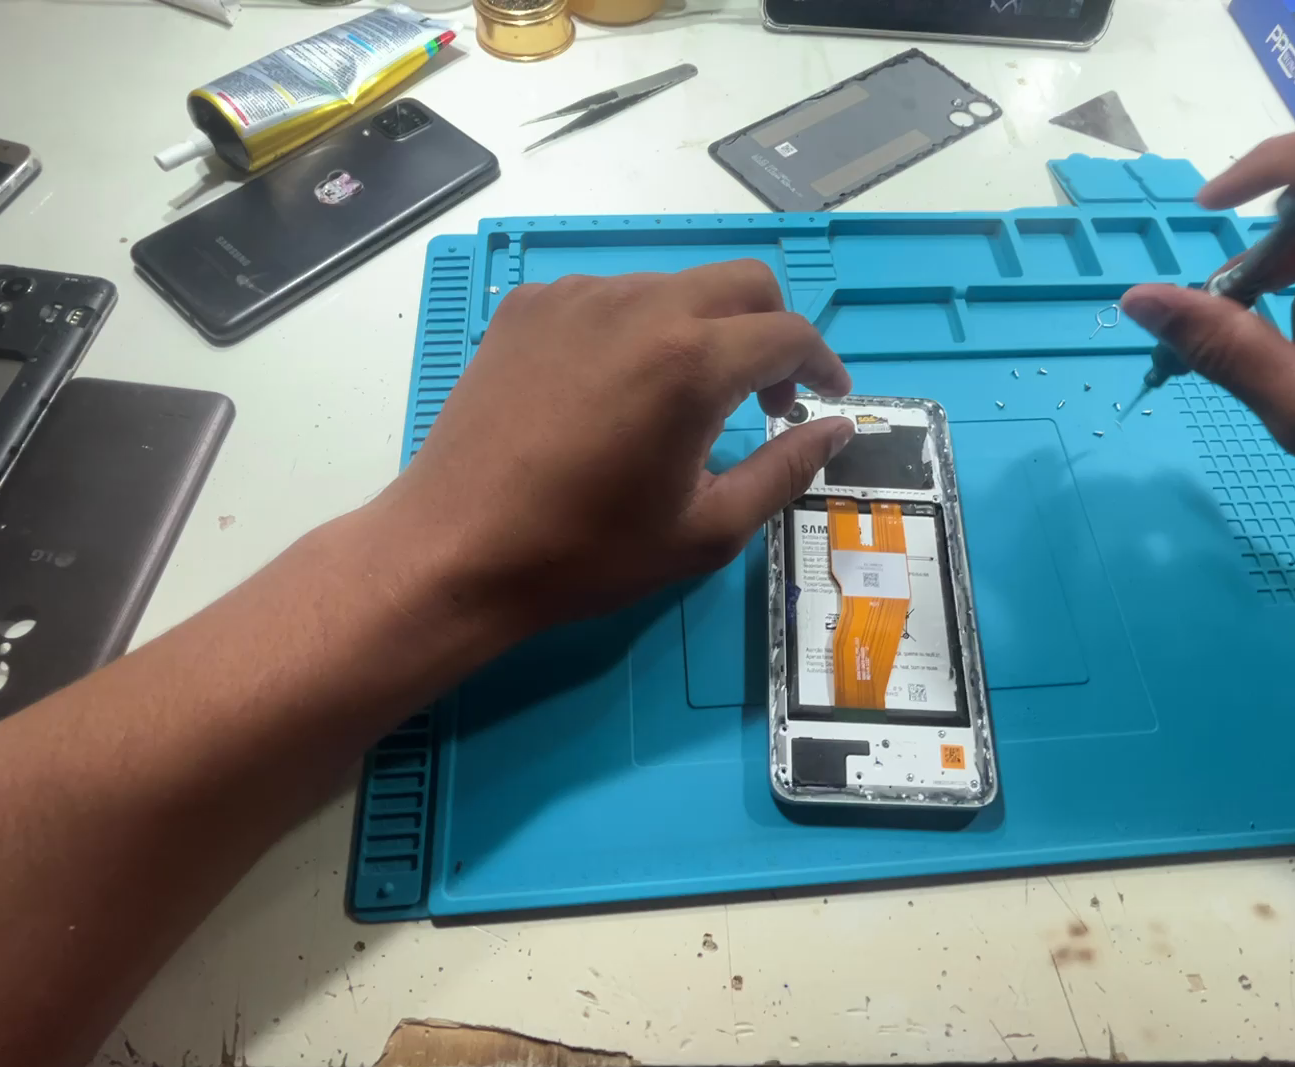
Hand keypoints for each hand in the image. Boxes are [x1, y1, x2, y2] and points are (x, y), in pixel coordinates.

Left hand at [381, 260, 853, 633]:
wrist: (456, 550)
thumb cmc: (587, 554)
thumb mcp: (705, 530)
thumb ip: (785, 471)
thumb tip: (838, 429)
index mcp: (690, 363)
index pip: (787, 334)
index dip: (821, 364)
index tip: (826, 397)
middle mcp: (638, 306)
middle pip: (740, 284)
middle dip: (773, 333)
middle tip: (766, 399)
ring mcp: (575, 298)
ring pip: (675, 287)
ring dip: (706, 331)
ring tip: (686, 401)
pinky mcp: (529, 307)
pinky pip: (611, 298)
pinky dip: (641, 330)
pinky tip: (618, 388)